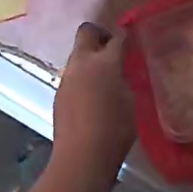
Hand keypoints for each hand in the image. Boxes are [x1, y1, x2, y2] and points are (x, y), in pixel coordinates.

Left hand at [49, 23, 135, 191]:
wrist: (81, 159)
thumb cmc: (115, 130)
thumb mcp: (131, 101)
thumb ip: (126, 79)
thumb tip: (121, 72)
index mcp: (104, 62)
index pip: (117, 38)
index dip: (126, 36)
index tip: (133, 40)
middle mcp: (81, 63)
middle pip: (87, 33)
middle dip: (100, 35)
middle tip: (114, 51)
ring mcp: (67, 78)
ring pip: (78, 55)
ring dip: (90, 58)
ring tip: (105, 78)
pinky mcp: (59, 94)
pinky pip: (73, 75)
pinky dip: (83, 77)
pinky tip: (93, 97)